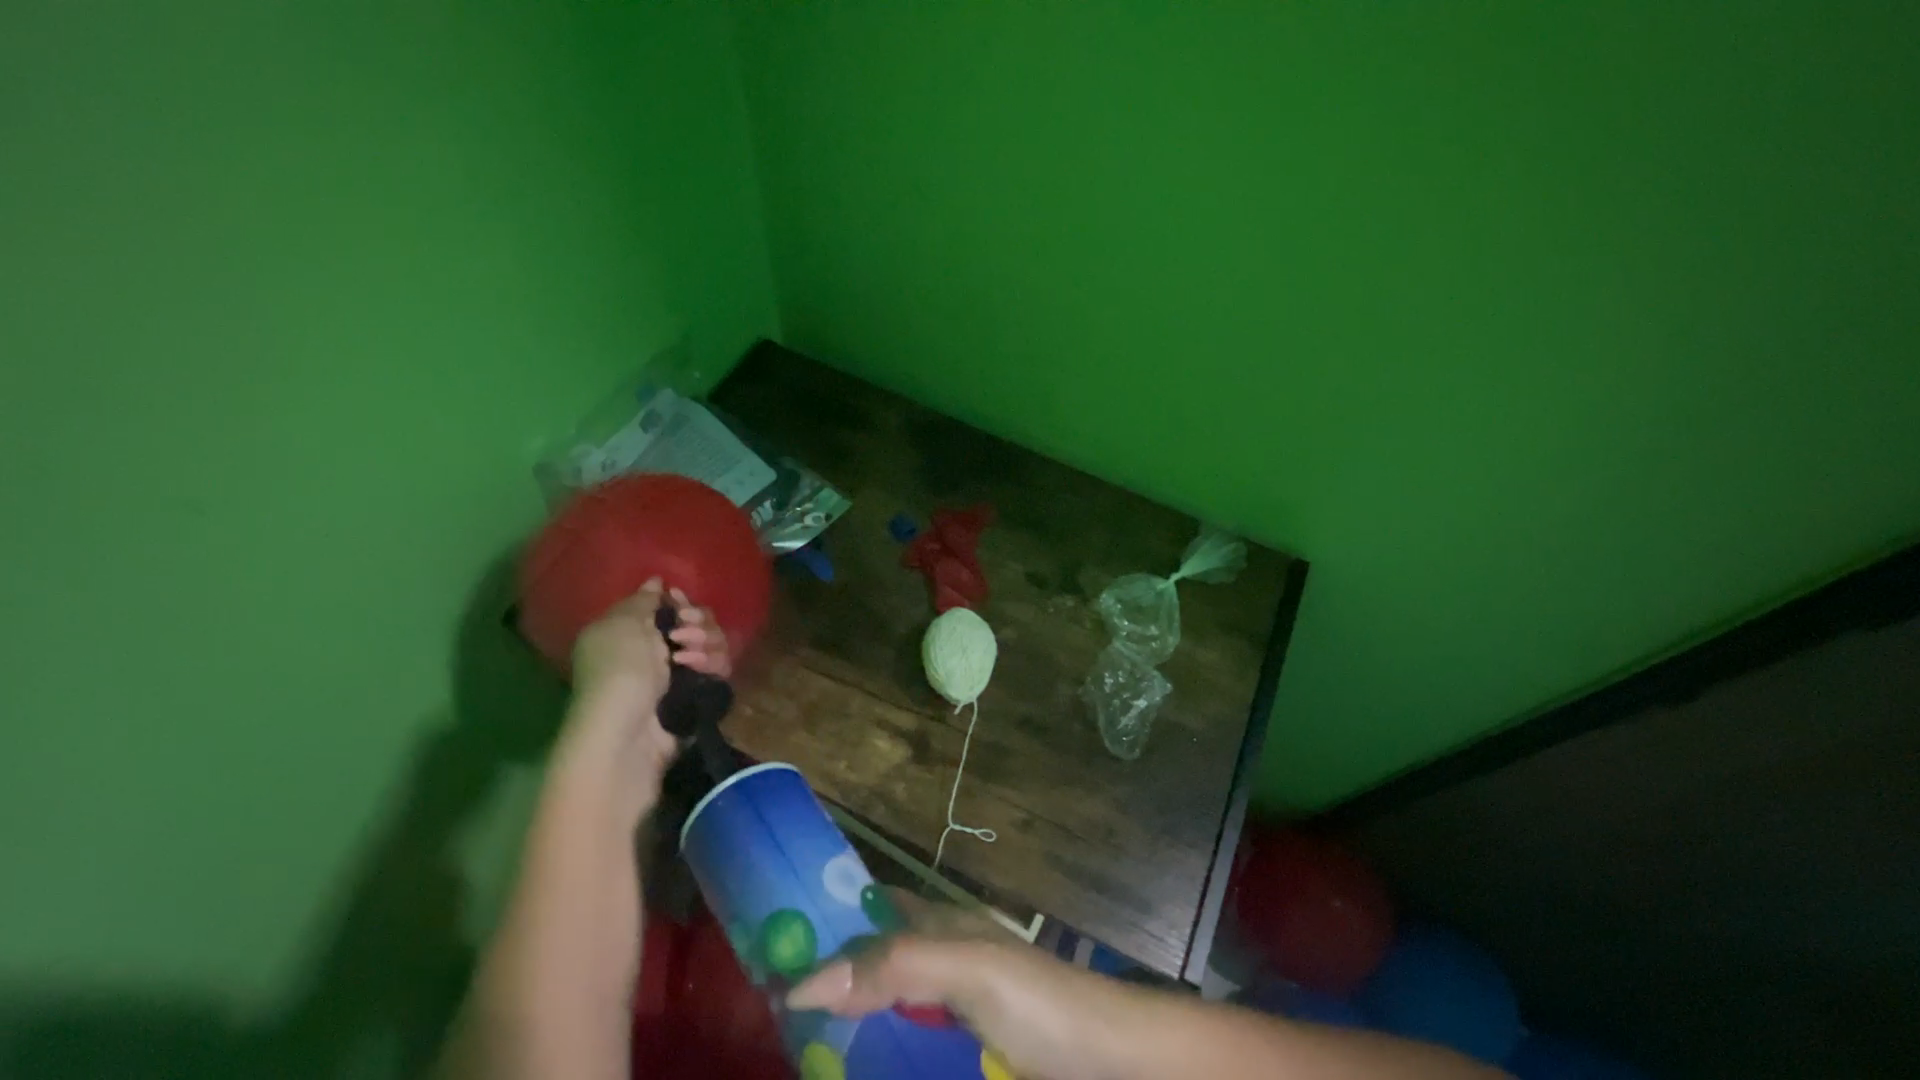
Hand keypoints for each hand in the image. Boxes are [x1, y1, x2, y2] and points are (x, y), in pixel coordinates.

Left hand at [564, 580, 732, 780]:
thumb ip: (643, 600)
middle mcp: (656, 650)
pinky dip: (712, 665)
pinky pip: (719, 669)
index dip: (678, 601)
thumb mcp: (622, 623)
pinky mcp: (699, 694)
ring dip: (705, 643)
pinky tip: (699, 670)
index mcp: (630, 631)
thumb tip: (656, 582)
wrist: (630, 731)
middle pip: (696, 622)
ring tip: (687, 658)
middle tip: (681, 634)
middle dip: (696, 622)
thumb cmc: (618, 669)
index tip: (678, 601)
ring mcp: (679, 674)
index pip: (667, 605)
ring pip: (713, 643)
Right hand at [788, 891, 1131, 1079]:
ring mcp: (956, 1005)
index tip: (769, 940)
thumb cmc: (1042, 1003)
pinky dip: (877, 1049)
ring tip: (797, 1045)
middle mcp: (944, 957)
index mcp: (942, 925)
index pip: (869, 906)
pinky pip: (907, 1040)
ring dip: (847, 1017)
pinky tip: (856, 1066)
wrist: (1114, 1061)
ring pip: (886, 1001)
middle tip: (769, 1008)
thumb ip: (895, 965)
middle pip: (871, 956)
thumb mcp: (970, 971)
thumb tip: (802, 980)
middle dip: (825, 974)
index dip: (822, 914)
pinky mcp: (967, 1047)